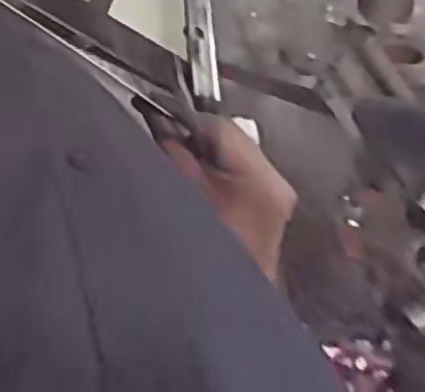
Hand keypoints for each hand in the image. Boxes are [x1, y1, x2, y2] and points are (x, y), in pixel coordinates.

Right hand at [158, 117, 296, 281]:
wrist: (225, 309)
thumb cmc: (201, 249)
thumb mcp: (176, 190)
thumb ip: (168, 150)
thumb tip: (156, 117)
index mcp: (262, 179)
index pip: (214, 123)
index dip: (178, 117)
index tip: (147, 114)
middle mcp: (276, 183)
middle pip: (222, 136)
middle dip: (186, 133)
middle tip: (153, 135)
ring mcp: (275, 198)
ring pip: (225, 152)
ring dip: (195, 150)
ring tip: (165, 156)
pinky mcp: (265, 209)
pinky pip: (229, 170)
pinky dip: (206, 167)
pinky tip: (185, 177)